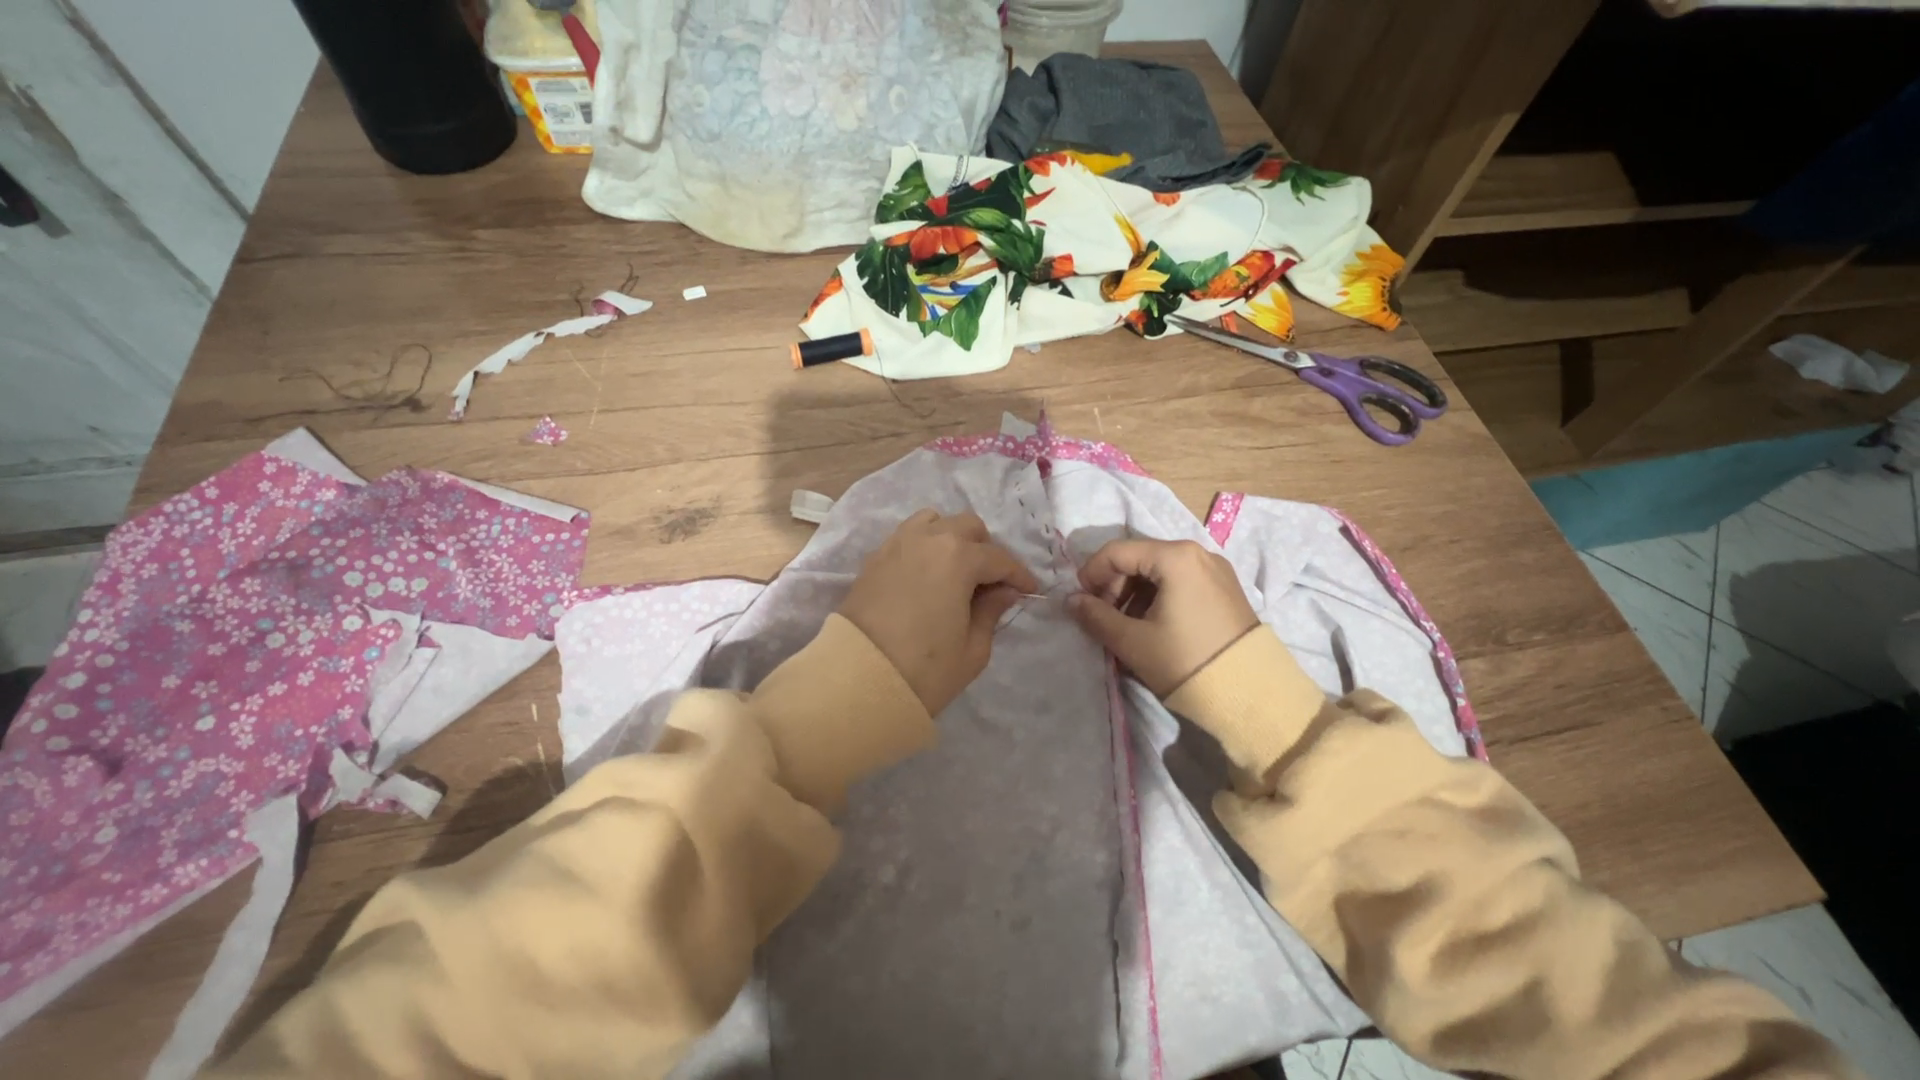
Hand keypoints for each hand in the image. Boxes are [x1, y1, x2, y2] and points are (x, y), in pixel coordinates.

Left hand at [838, 509, 1041, 715]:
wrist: (859, 680)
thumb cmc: (924, 669)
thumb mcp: (972, 649)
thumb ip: (991, 612)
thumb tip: (1003, 591)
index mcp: (958, 557)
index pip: (998, 558)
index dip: (1018, 575)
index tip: (1029, 591)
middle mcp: (927, 539)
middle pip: (967, 527)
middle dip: (986, 549)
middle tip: (992, 581)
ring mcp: (896, 545)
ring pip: (933, 522)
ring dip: (951, 538)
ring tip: (956, 571)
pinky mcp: (873, 559)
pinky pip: (907, 537)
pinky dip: (924, 547)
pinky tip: (928, 575)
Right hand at [1069, 538, 1258, 696]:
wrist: (1246, 691)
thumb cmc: (1183, 660)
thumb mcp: (1132, 641)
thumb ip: (1096, 616)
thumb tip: (1072, 601)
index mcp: (1175, 557)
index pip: (1117, 552)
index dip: (1091, 573)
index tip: (1080, 601)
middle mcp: (1198, 552)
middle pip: (1140, 557)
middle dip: (1114, 585)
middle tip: (1103, 616)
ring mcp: (1216, 569)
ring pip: (1160, 570)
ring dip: (1135, 593)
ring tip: (1126, 625)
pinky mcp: (1225, 588)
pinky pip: (1181, 581)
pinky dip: (1159, 596)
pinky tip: (1152, 625)